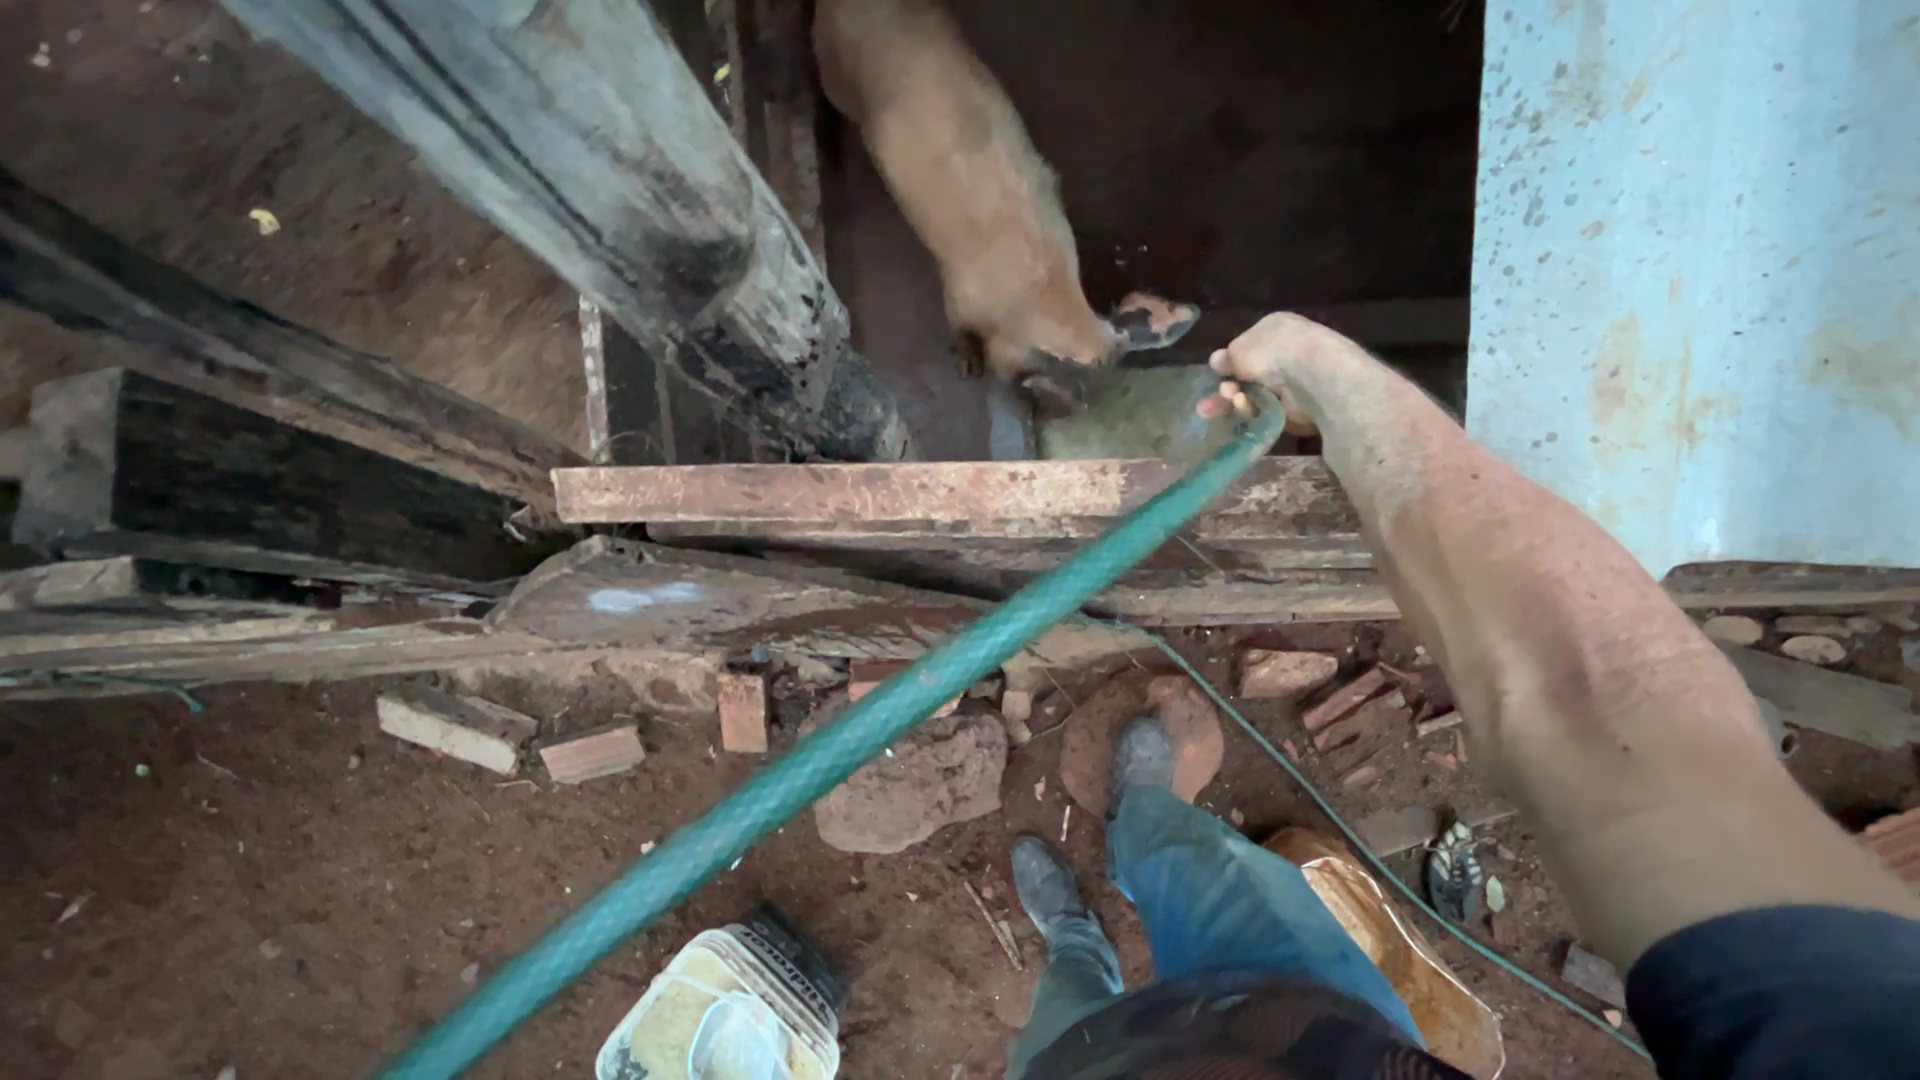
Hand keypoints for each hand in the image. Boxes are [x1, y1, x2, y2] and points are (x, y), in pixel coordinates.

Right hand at [1194, 312, 1364, 434]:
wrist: (1312, 375)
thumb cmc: (1272, 351)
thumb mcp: (1238, 349)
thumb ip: (1226, 358)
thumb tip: (1216, 361)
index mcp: (1274, 329)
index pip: (1247, 346)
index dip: (1229, 362)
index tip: (1216, 375)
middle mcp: (1285, 352)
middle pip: (1248, 374)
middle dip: (1226, 389)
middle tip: (1206, 405)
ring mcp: (1292, 380)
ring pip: (1254, 394)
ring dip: (1233, 400)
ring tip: (1216, 408)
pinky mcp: (1296, 406)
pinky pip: (1266, 409)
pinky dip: (1251, 409)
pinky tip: (1241, 407)